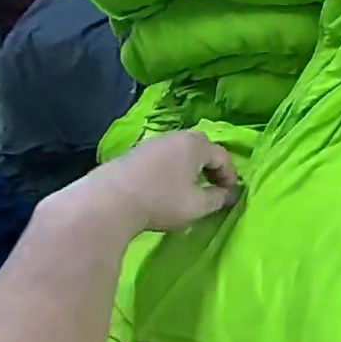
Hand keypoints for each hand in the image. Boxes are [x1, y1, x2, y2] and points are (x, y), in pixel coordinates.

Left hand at [53, 130, 238, 234]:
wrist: (110, 201)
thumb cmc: (161, 201)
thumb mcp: (197, 205)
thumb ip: (219, 198)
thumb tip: (230, 195)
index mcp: (195, 145)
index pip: (222, 156)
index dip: (231, 176)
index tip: (230, 196)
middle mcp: (175, 136)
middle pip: (201, 148)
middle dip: (211, 168)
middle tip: (213, 188)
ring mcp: (152, 143)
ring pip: (180, 152)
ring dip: (190, 168)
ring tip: (190, 190)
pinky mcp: (134, 153)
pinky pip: (163, 158)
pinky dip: (172, 169)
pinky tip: (165, 187)